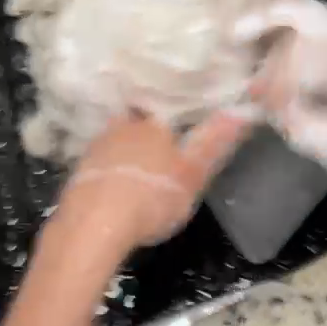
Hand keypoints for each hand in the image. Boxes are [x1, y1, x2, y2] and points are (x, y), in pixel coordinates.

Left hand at [50, 111, 256, 253]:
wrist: (93, 225)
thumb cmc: (151, 197)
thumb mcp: (193, 174)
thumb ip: (215, 141)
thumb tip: (243, 109)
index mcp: (154, 121)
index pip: (166, 100)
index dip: (175, 106)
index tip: (182, 109)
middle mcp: (125, 122)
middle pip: (140, 114)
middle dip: (149, 121)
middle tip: (161, 134)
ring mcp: (99, 142)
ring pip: (118, 133)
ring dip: (128, 141)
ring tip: (140, 154)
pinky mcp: (82, 166)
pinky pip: (102, 155)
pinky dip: (111, 161)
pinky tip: (116, 176)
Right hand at [236, 0, 326, 185]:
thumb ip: (303, 127)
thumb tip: (265, 105)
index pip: (303, 58)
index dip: (274, 76)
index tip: (254, 94)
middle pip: (300, 19)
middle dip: (264, 31)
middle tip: (235, 40)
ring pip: (303, 10)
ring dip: (271, 21)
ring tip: (241, 33)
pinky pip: (310, 13)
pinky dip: (283, 19)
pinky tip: (263, 32)